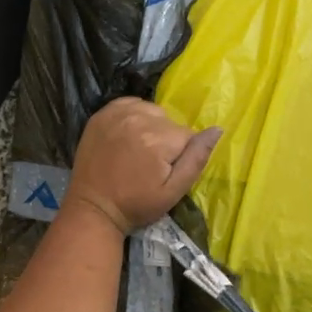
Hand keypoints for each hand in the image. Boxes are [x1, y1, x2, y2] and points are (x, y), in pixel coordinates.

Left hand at [65, 97, 220, 234]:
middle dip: (166, 141)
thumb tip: (218, 130)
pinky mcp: (102, 114)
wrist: (94, 207)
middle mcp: (139, 118)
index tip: (164, 172)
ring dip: (150, 127)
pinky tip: (127, 136)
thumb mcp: (173, 192)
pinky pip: (130, 104)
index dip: (180, 156)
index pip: (188, 136)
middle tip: (148, 164)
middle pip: (170, 122)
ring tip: (137, 151)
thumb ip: (196, 160)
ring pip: (152, 112)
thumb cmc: (136, 205)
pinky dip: (133, 117)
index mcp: (159, 139)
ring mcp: (117, 113)